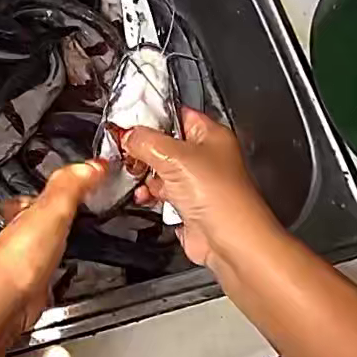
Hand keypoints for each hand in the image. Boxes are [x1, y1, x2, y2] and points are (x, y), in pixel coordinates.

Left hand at [0, 159, 104, 330]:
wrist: (5, 303)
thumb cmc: (18, 256)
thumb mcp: (52, 209)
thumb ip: (72, 185)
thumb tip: (92, 164)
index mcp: (22, 212)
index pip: (39, 192)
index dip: (59, 184)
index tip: (81, 179)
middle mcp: (21, 238)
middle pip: (39, 220)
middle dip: (57, 214)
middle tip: (79, 208)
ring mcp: (28, 264)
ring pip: (45, 246)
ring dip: (60, 241)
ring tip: (79, 236)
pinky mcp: (36, 291)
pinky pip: (52, 273)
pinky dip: (62, 269)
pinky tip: (69, 271)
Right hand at [122, 108, 280, 268]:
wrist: (229, 241)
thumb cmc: (220, 197)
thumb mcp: (174, 157)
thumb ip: (146, 141)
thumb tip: (128, 135)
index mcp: (210, 135)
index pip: (178, 115)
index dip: (153, 117)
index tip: (129, 123)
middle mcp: (205, 157)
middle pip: (165, 145)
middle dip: (144, 151)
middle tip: (128, 153)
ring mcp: (197, 183)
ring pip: (161, 171)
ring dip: (145, 176)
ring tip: (137, 178)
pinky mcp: (188, 206)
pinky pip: (162, 195)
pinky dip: (151, 195)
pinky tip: (145, 197)